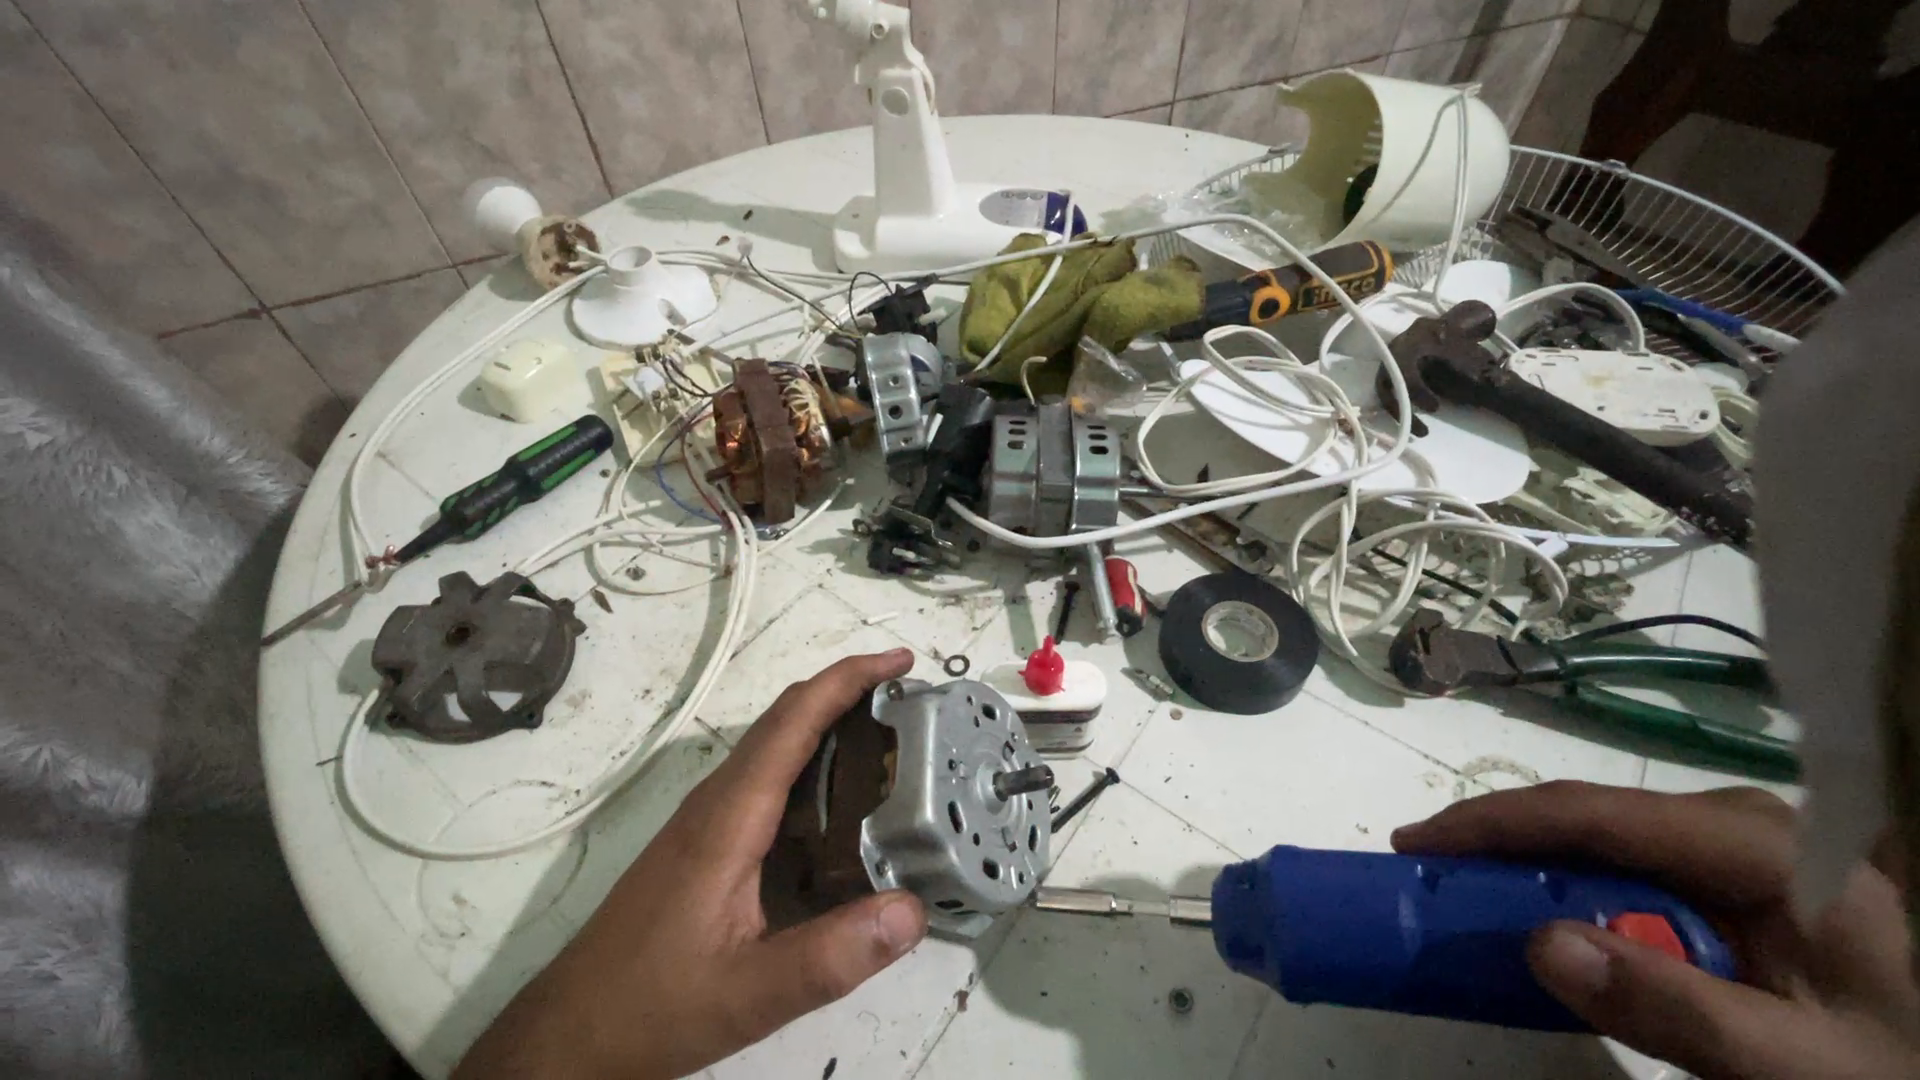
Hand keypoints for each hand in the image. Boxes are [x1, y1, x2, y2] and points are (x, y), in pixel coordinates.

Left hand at [454, 649, 927, 1079]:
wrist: (571, 1033)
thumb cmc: (653, 1004)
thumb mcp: (749, 994)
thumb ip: (831, 957)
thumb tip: (914, 909)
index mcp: (730, 815)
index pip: (794, 720)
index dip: (849, 679)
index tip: (900, 660)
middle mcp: (719, 801)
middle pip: (786, 719)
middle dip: (849, 691)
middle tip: (912, 700)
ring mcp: (709, 819)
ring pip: (775, 746)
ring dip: (831, 724)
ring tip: (892, 740)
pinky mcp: (707, 842)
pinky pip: (768, 779)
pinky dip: (813, 764)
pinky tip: (843, 803)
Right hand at [1392, 781, 1919, 1079]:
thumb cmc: (1894, 1065)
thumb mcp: (1798, 1066)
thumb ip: (1680, 1010)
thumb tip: (1538, 943)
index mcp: (1752, 842)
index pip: (1587, 812)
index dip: (1489, 823)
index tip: (1413, 845)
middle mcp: (1728, 819)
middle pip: (1578, 817)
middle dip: (1494, 844)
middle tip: (1426, 874)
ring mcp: (1723, 840)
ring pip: (1590, 838)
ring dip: (1521, 866)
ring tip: (1460, 887)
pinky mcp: (1717, 868)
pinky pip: (1616, 864)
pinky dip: (1561, 886)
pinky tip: (1534, 907)